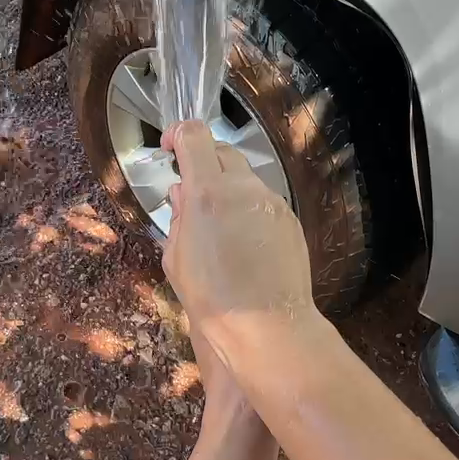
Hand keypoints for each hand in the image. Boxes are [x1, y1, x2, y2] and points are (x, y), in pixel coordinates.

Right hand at [161, 120, 316, 385]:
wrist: (265, 325)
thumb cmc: (211, 297)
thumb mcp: (176, 259)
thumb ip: (178, 218)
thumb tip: (182, 194)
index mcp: (207, 193)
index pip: (194, 137)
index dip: (178, 135)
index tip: (169, 147)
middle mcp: (243, 188)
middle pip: (222, 152)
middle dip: (203, 161)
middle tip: (190, 190)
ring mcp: (271, 203)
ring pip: (245, 179)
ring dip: (226, 189)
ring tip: (216, 226)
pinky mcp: (290, 220)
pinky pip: (262, 203)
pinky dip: (247, 210)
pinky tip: (242, 243)